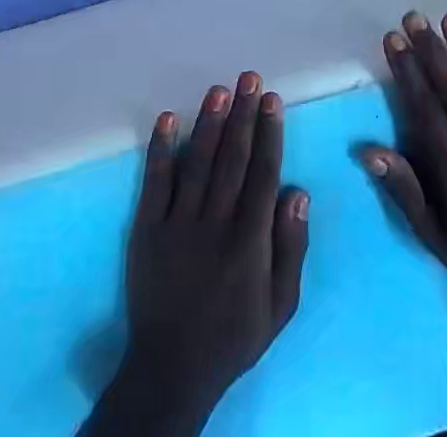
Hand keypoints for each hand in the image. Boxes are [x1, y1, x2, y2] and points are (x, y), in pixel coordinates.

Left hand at [83, 73, 309, 436]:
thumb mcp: (281, 304)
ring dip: (209, 122)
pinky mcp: (146, 228)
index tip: (273, 100)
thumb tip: (299, 193)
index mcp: (250, 239)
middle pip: (232, 157)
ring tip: (220, 89)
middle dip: (243, 114)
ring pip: (197, 162)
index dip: (269, 133)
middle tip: (250, 78)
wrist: (171, 368)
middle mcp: (214, 222)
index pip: (263, 172)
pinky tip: (168, 120)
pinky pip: (155, 182)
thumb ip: (292, 248)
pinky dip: (161, 149)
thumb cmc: (235, 334)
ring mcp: (177, 223)